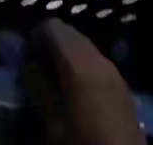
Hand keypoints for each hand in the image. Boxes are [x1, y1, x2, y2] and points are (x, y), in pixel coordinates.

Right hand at [32, 20, 143, 144]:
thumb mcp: (53, 125)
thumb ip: (38, 89)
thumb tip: (28, 64)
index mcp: (79, 64)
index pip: (52, 26)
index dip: (36, 38)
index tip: (28, 60)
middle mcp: (98, 59)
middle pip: (69, 32)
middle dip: (51, 45)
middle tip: (40, 70)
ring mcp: (114, 70)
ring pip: (84, 45)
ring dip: (67, 55)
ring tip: (58, 83)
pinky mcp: (123, 85)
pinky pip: (97, 61)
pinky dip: (83, 65)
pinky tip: (79, 94)